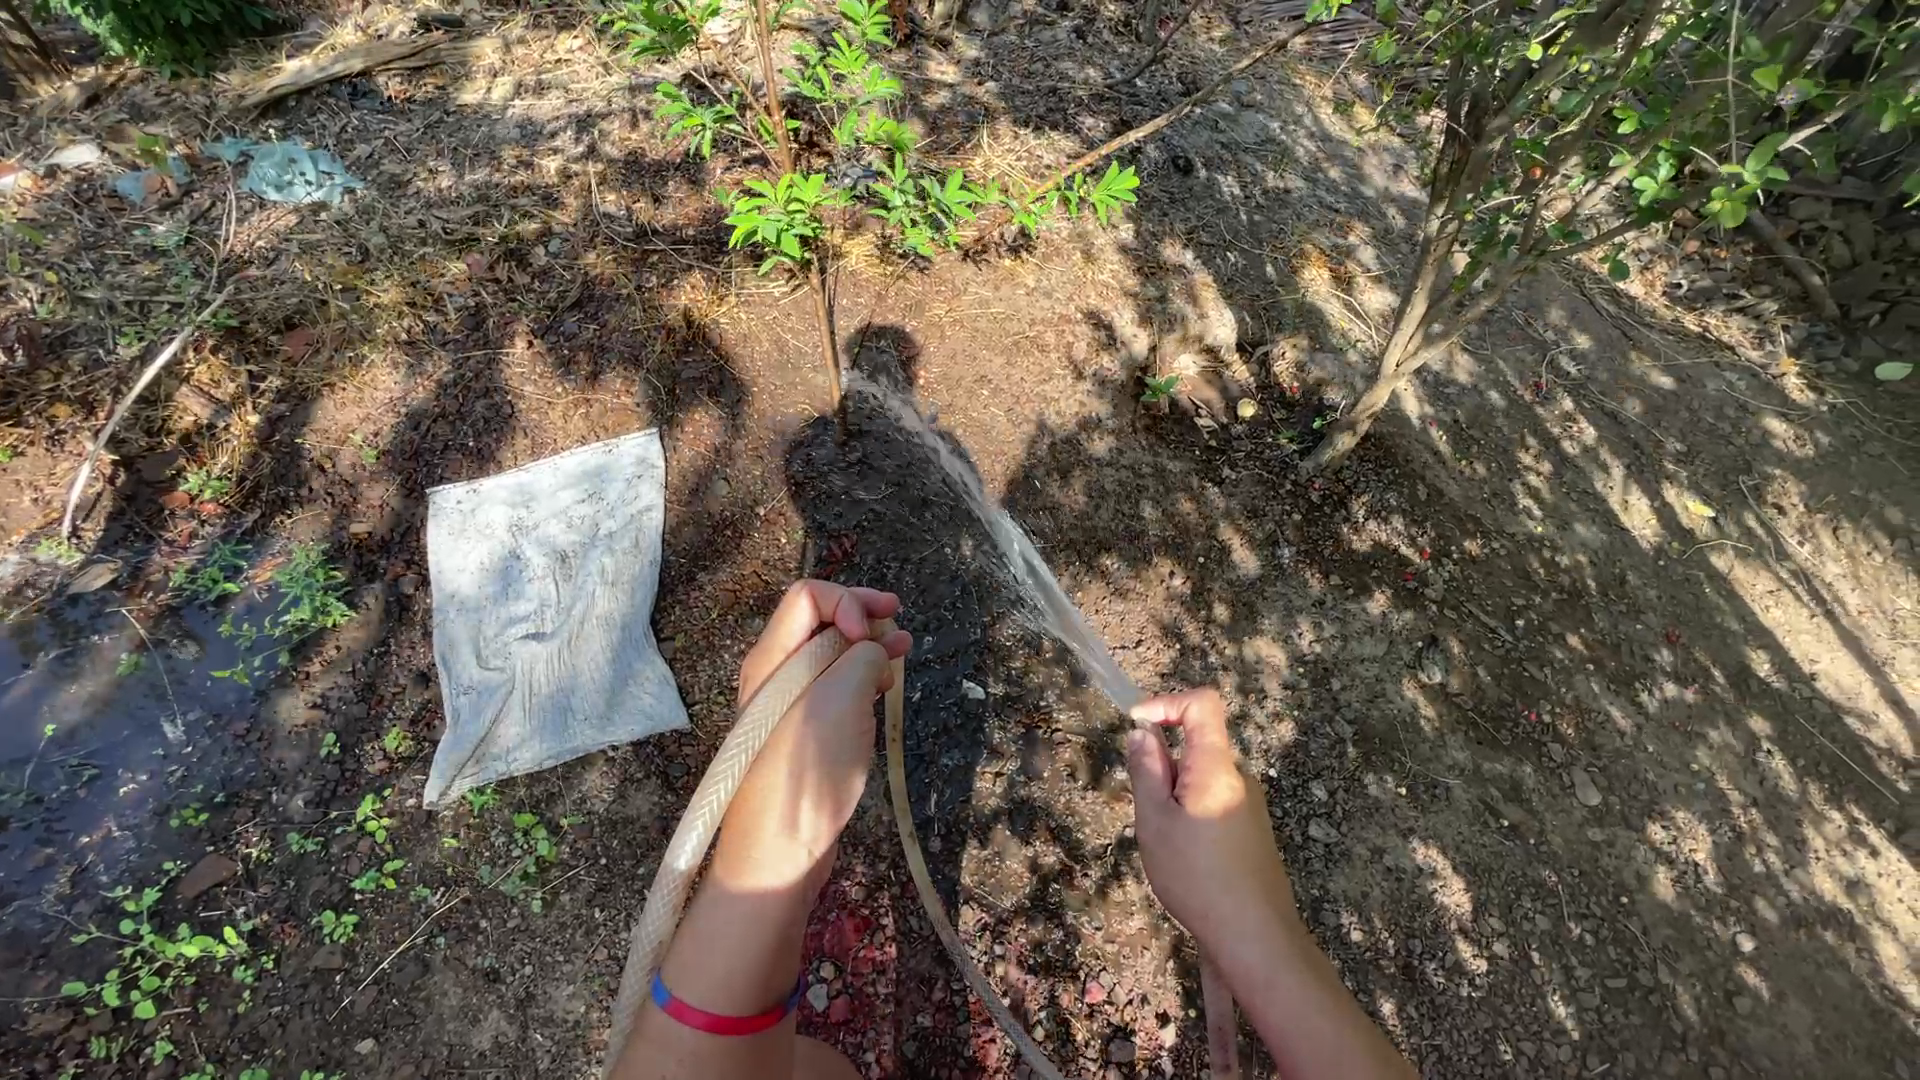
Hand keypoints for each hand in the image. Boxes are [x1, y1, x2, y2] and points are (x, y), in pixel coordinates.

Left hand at [710, 580, 911, 898]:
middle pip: (820, 618)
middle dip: (861, 613)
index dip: (847, 600)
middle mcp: (777, 671)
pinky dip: (863, 674)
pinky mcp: (808, 731)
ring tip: (905, 645)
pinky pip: (836, 685)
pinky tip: (887, 680)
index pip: (808, 595)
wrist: (779, 850)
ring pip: (832, 653)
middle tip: (897, 616)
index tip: (871, 632)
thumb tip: (873, 653)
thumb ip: (862, 656)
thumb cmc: (807, 766)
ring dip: (868, 643)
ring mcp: (792, 702)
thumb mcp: (841, 694)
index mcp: (773, 655)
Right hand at [1126, 689, 1296, 950]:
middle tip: (1148, 810)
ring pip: (1202, 777)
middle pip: (1198, 743)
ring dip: (1175, 794)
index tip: (1137, 726)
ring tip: (1167, 843)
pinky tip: (1187, 858)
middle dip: (1163, 764)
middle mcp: (1239, 776)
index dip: (1167, 702)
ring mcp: (1250, 805)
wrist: (1257, 940)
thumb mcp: (1155, 822)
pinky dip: (1191, 812)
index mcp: (1215, 765)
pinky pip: (1214, 801)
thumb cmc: (1197, 876)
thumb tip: (1141, 733)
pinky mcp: (1253, 830)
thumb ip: (1146, 771)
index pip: (1203, 703)